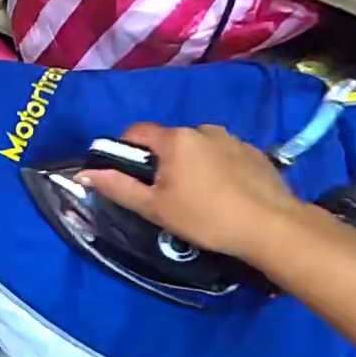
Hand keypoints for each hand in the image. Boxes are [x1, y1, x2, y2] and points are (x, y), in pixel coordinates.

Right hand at [77, 123, 308, 259]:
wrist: (272, 227)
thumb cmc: (205, 217)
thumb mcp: (154, 207)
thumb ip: (117, 186)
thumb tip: (83, 173)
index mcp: (175, 139)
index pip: (136, 131)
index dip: (124, 150)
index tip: (127, 176)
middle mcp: (202, 129)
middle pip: (167, 139)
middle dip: (160, 161)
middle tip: (164, 194)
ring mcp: (232, 138)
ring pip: (196, 147)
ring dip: (189, 163)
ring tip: (197, 195)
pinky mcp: (254, 152)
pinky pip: (221, 154)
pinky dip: (215, 168)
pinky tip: (222, 194)